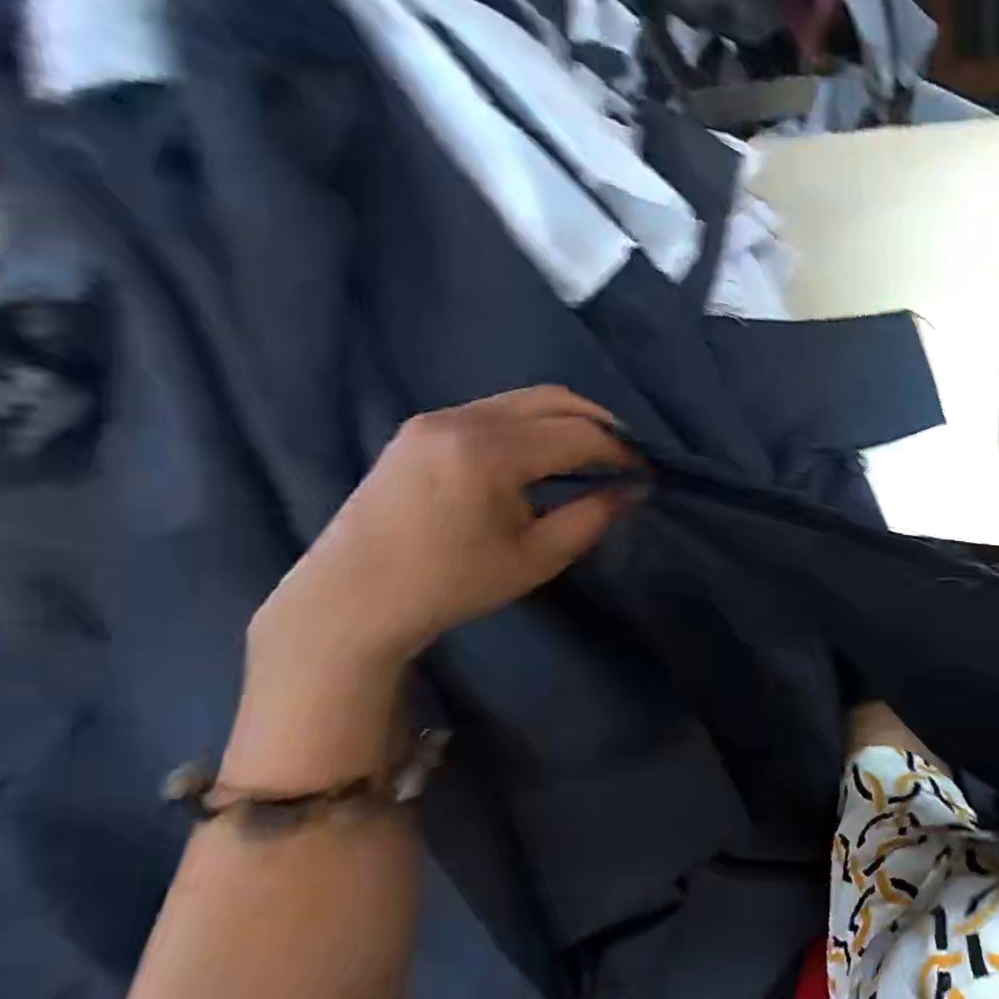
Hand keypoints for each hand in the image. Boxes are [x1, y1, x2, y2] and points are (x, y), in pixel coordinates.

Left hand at [252, 386, 641, 669]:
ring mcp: (436, 419)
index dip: (622, 451)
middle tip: (627, 456)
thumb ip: (593, 516)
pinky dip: (533, 425)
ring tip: (592, 456)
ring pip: (524, 400)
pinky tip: (543, 457)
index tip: (647, 473)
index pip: (579, 434)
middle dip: (601, 423)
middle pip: (554, 399)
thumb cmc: (451, 584)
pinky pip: (495, 410)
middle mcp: (462, 420)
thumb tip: (634, 490)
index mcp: (490, 453)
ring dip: (567, 421)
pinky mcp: (420, 428)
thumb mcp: (537, 557)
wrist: (351, 599)